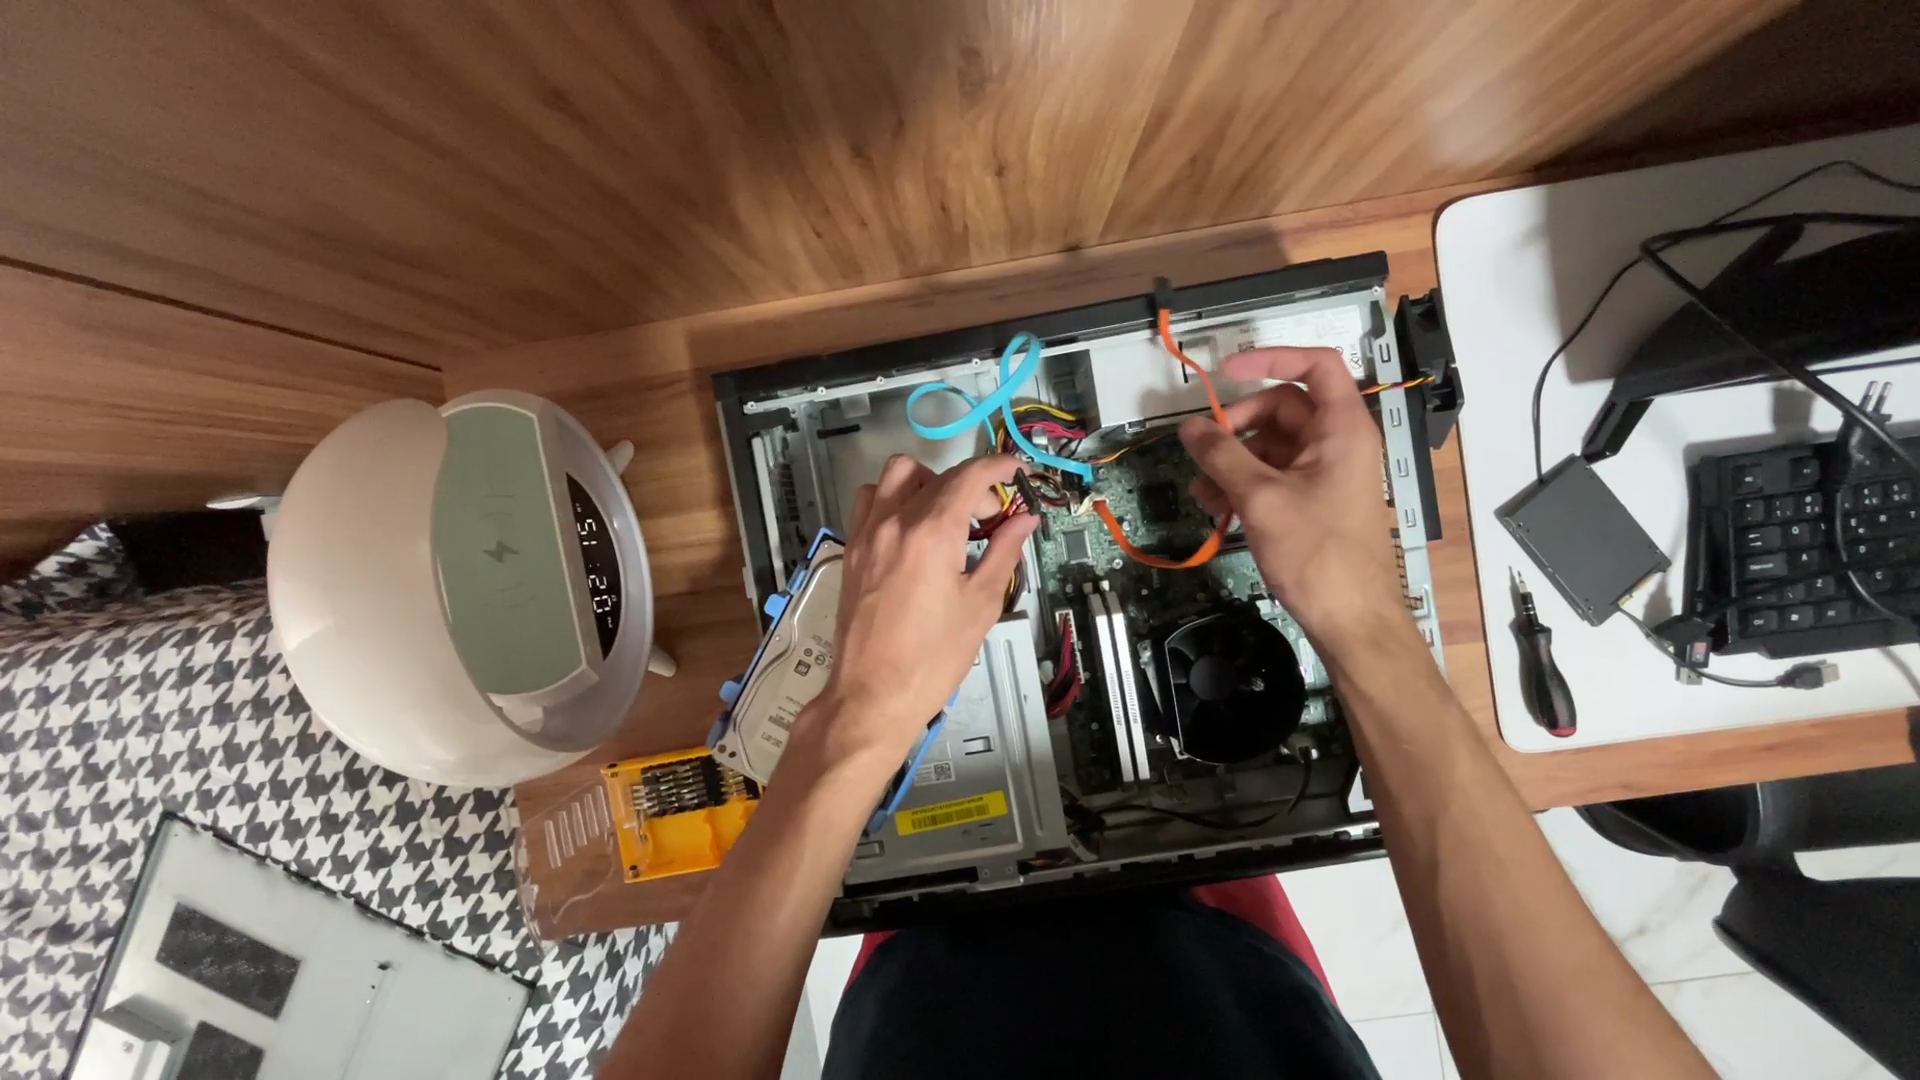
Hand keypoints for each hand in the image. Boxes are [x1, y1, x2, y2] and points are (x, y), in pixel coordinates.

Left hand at [808, 454, 1038, 763]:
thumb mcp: (981, 604)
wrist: (873, 694)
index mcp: (932, 532)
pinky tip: (912, 528)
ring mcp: (867, 533)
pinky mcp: (851, 549)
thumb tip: (1025, 520)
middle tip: (990, 519)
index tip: (1017, 472)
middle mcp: (894, 521)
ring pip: (896, 475)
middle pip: (938, 474)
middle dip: (971, 485)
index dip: (999, 467)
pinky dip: (894, 498)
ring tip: (948, 516)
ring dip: (928, 482)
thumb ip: (1005, 552)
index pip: (969, 476)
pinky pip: (870, 500)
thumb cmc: (932, 658)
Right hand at [1180, 347, 1407, 645]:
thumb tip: (1189, 427)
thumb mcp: (1261, 497)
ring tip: (1201, 491)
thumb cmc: (1316, 552)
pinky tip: (1214, 508)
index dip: (1272, 358)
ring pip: (1270, 446)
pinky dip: (1240, 485)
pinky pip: (1270, 477)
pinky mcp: (1310, 502)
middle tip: (1204, 448)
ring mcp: (1323, 473)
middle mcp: (1336, 443)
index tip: (1227, 370)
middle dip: (1237, 425)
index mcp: (1341, 428)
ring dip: (1231, 461)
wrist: (1349, 617)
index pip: (1315, 366)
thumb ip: (1221, 455)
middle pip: (1282, 408)